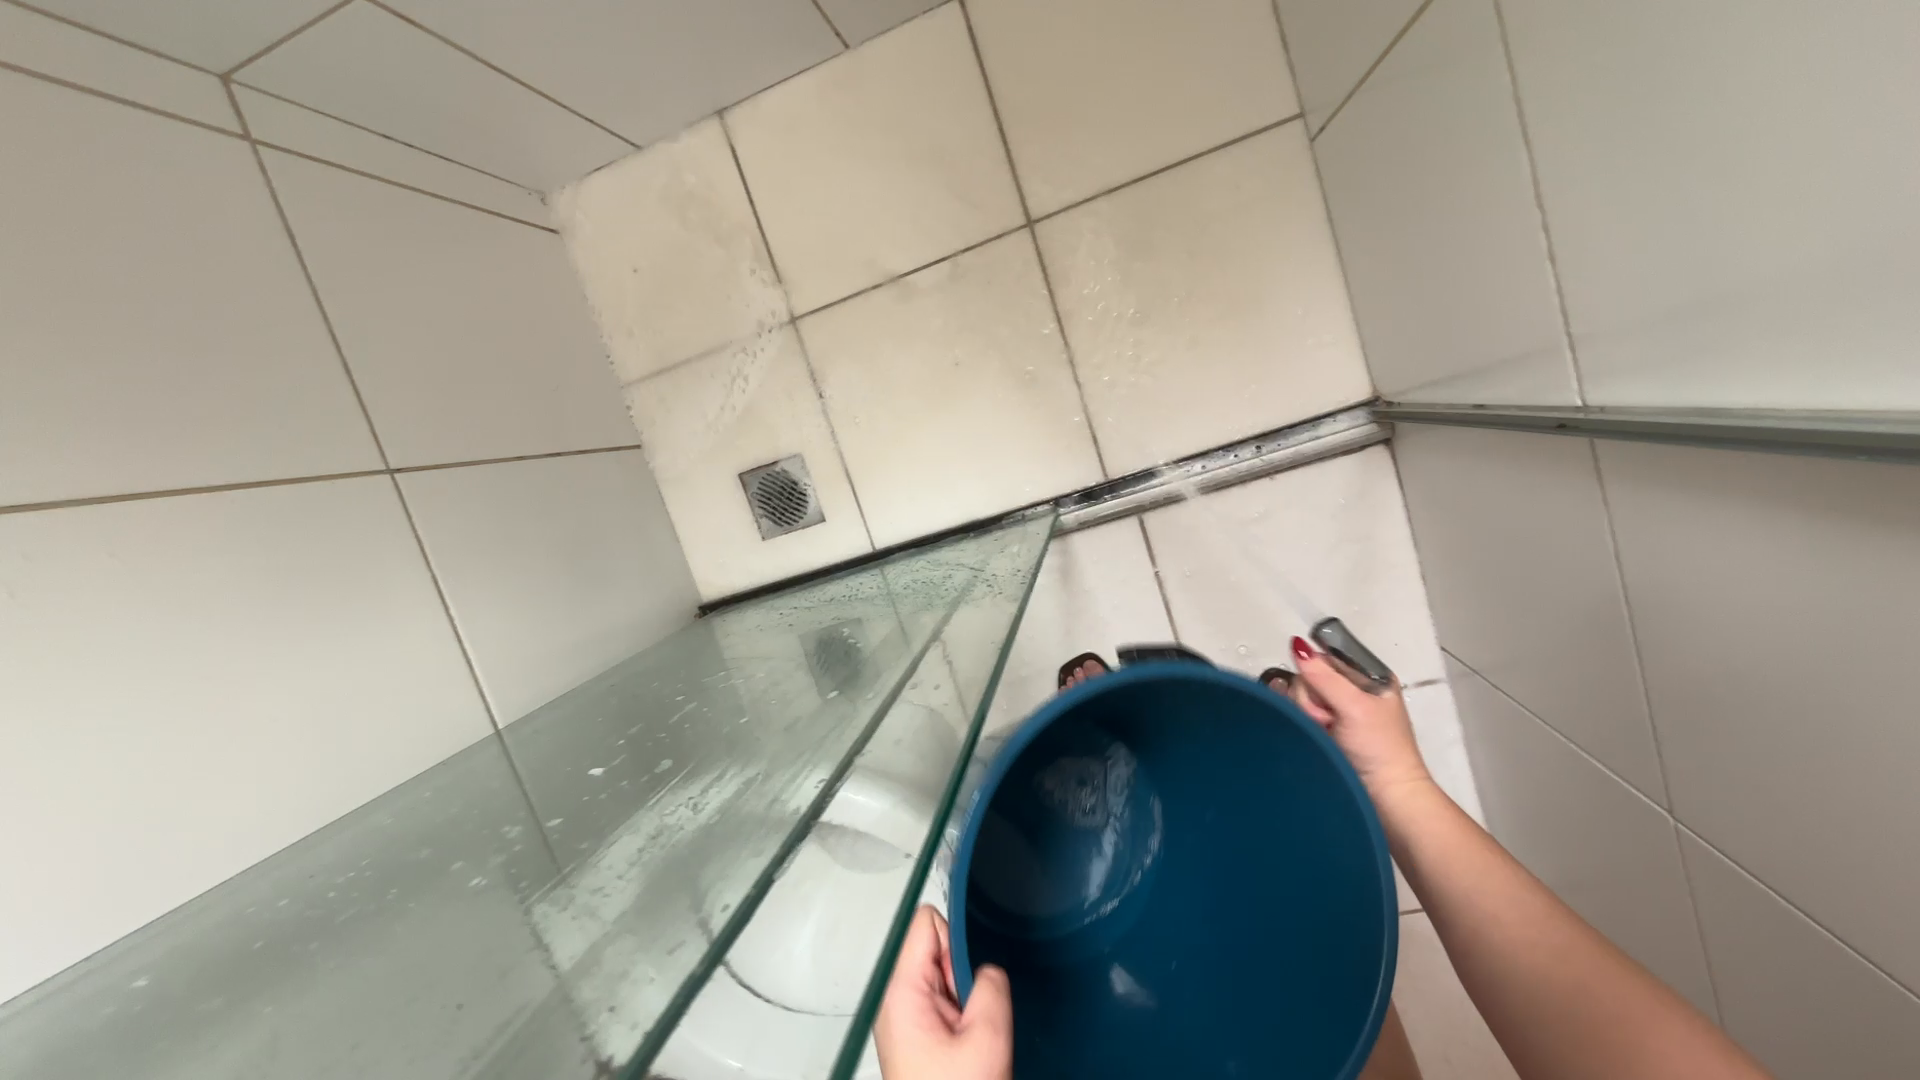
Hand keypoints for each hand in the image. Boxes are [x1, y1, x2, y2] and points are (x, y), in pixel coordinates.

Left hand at [874, 906, 1012, 1079]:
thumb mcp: (986, 1038)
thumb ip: (991, 986)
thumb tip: (988, 966)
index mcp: (900, 989)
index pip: (925, 921)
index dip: (954, 940)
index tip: (966, 978)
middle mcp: (894, 994)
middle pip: (933, 945)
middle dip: (960, 971)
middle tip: (967, 1016)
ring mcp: (901, 1012)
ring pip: (940, 972)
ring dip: (961, 995)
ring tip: (964, 1035)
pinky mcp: (911, 1028)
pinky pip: (940, 996)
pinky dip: (957, 1012)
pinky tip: (961, 1042)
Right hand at [1284, 636, 1431, 801]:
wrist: (1384, 799)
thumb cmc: (1379, 748)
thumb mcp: (1355, 707)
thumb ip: (1324, 677)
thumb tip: (1296, 644)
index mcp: (1367, 677)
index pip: (1325, 656)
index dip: (1316, 670)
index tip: (1323, 692)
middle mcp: (1348, 690)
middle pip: (1307, 677)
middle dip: (1311, 699)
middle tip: (1330, 720)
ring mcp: (1333, 712)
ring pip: (1297, 696)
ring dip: (1305, 714)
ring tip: (1324, 732)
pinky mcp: (1320, 730)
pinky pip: (1295, 712)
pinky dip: (1296, 719)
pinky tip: (1301, 727)